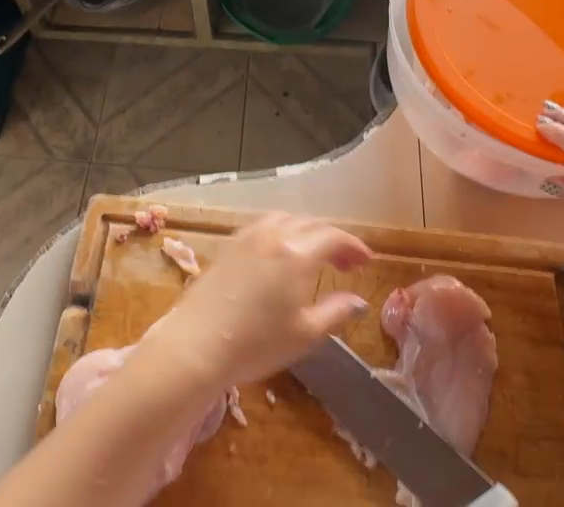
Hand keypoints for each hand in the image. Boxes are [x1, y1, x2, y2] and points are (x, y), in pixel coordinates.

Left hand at [141, 213, 373, 391]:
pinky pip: (261, 227)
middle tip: (346, 261)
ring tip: (315, 254)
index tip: (367, 260)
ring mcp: (246, 238)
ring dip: (305, 231)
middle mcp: (272, 236)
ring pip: (283, 220)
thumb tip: (358, 301)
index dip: (354, 246)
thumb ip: (336, 311)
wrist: (197, 344)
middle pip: (309, 224)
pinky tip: (280, 255)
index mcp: (297, 253)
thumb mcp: (305, 333)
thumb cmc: (257, 343)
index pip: (333, 237)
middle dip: (332, 238)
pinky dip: (280, 232)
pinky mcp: (227, 247)